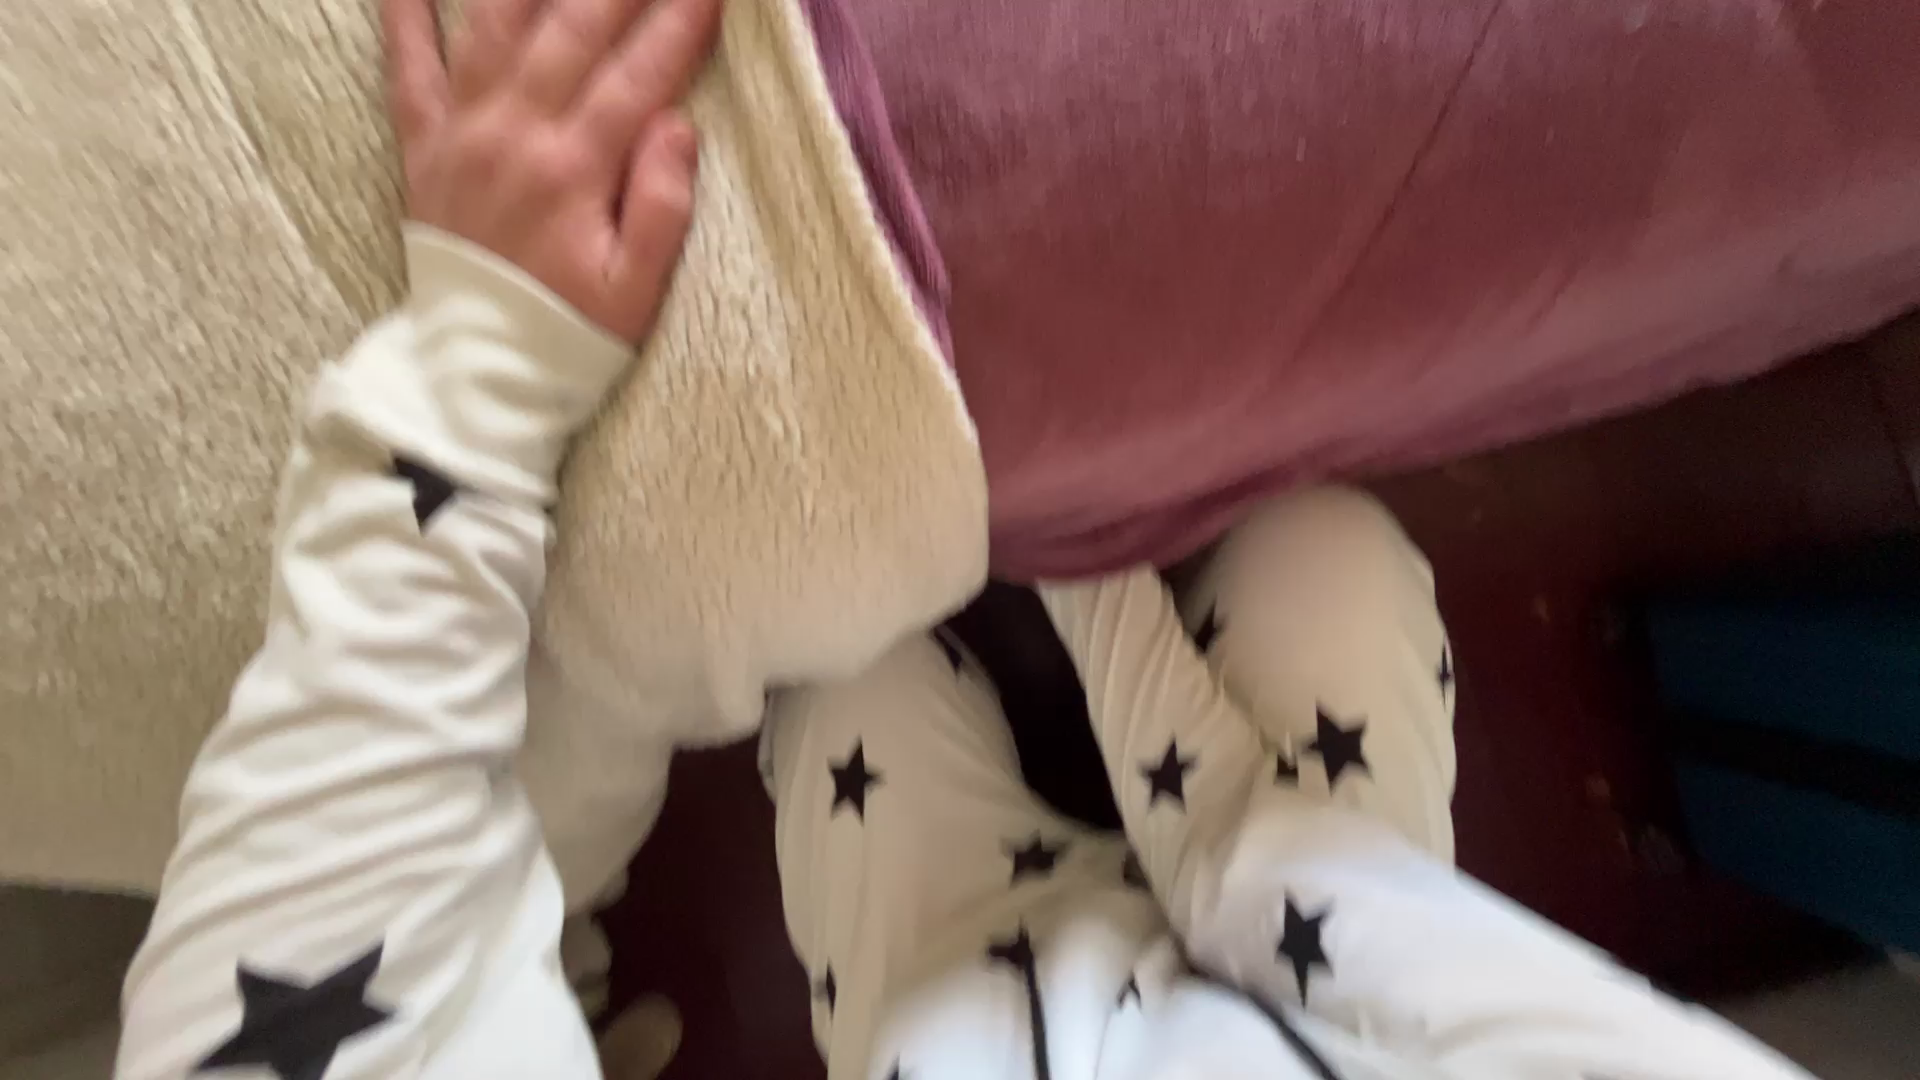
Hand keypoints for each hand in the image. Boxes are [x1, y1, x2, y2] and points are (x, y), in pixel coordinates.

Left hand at [381, 0, 722, 341]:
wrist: (482, 366)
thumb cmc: (573, 331)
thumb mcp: (637, 289)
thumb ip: (661, 208)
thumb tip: (676, 127)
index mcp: (575, 169)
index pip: (638, 77)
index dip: (678, 26)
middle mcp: (514, 130)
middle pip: (571, 26)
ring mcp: (461, 129)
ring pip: (492, 17)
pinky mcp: (422, 141)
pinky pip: (406, 56)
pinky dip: (407, 4)